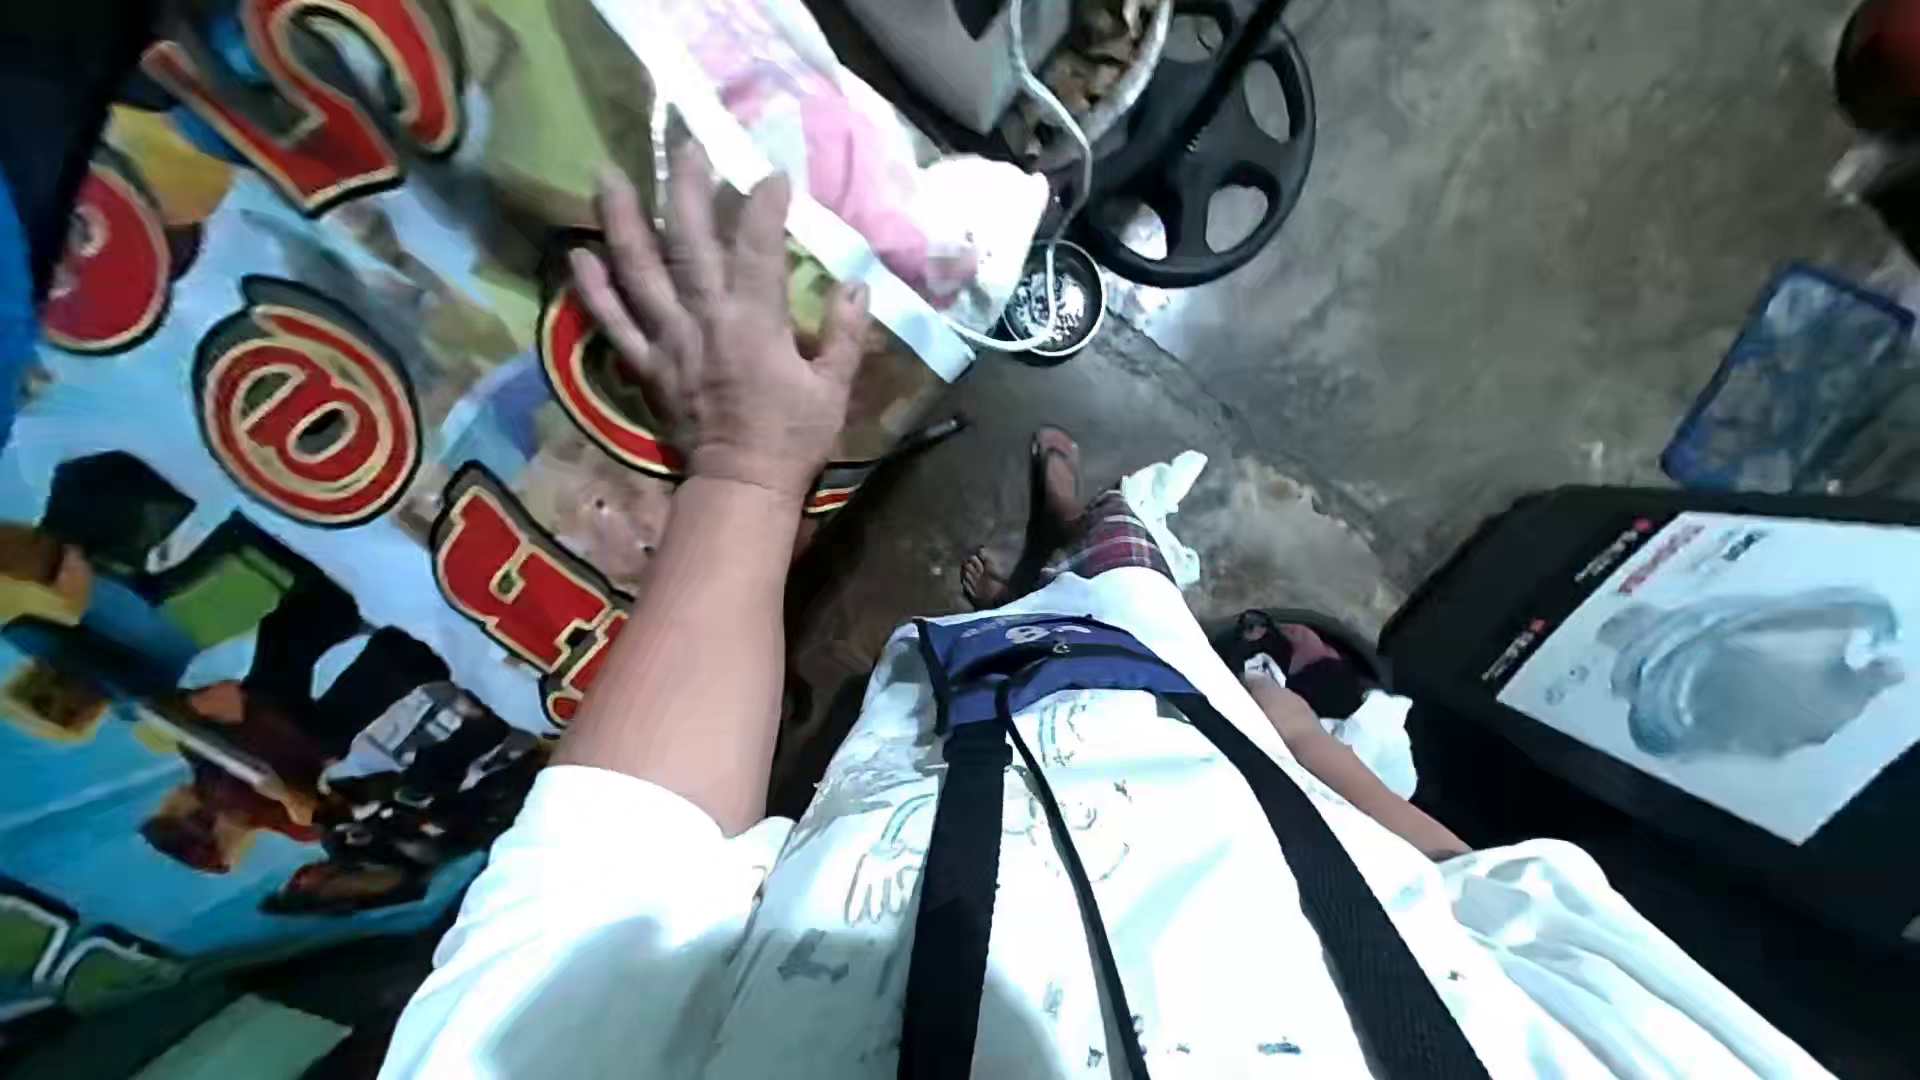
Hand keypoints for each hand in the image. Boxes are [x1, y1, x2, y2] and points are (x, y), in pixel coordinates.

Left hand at [569, 145, 870, 499]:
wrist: (744, 484)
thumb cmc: (795, 439)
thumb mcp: (833, 389)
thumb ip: (844, 335)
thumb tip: (857, 286)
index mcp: (756, 323)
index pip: (758, 247)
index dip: (764, 204)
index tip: (772, 174)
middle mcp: (706, 319)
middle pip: (690, 242)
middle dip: (689, 188)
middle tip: (685, 146)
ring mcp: (669, 341)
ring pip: (639, 271)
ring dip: (621, 220)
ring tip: (605, 173)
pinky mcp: (649, 367)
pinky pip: (614, 324)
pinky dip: (593, 290)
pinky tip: (578, 255)